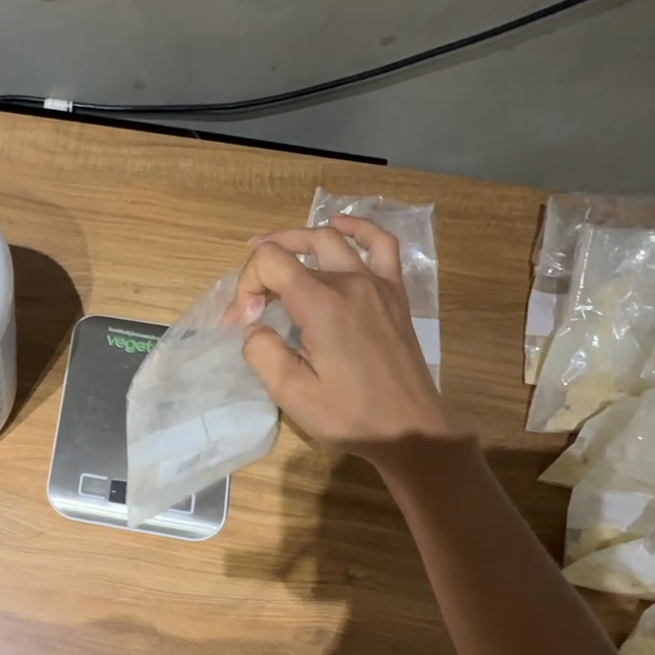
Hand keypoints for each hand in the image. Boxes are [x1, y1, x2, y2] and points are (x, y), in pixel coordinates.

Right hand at [227, 220, 456, 462]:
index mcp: (322, 304)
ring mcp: (377, 284)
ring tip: (274, 251)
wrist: (411, 428)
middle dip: (262, 269)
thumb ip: (261, 351)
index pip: (270, 262)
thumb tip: (254, 327)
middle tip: (248, 299)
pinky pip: (380, 244)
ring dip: (297, 240)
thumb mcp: (290, 393)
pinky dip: (357, 228)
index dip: (245, 286)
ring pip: (332, 238)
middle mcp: (351, 282)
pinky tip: (339, 227)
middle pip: (296, 247)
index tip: (244, 323)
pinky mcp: (394, 294)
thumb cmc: (349, 415)